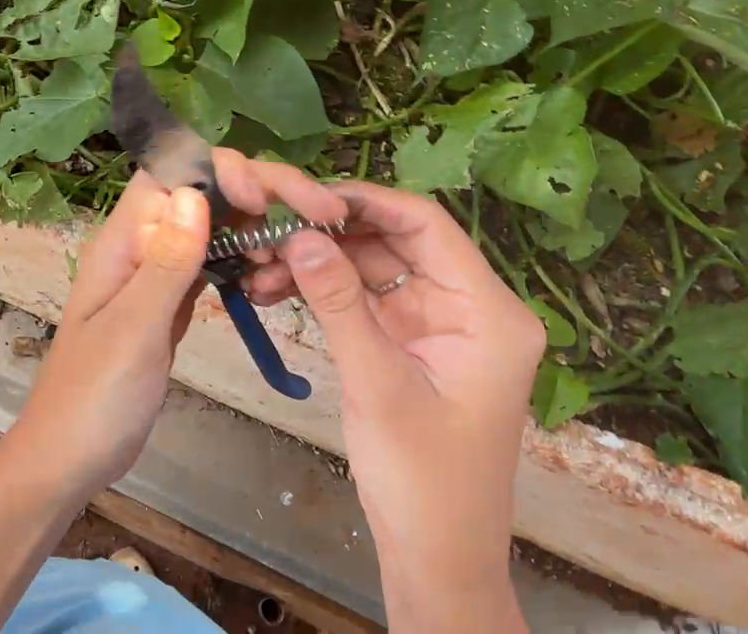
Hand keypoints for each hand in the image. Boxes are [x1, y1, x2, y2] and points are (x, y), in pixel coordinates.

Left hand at [3, 151, 345, 500]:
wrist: (70, 455)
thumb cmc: (93, 397)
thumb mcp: (134, 330)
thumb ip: (165, 262)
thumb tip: (194, 193)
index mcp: (121, 242)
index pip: (170, 174)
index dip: (218, 170)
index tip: (263, 198)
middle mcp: (139, 247)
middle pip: (199, 193)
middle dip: (256, 191)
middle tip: (318, 213)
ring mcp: (156, 274)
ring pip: (211, 226)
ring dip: (255, 225)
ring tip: (298, 249)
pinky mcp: (171, 302)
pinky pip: (211, 263)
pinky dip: (243, 260)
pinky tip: (272, 275)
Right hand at [239, 173, 542, 630]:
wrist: (435, 553)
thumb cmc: (423, 476)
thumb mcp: (377, 383)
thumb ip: (338, 303)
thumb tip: (297, 235)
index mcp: (488, 312)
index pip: (426, 225)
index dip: (365, 201)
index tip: (302, 195)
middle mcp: (467, 306)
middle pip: (393, 241)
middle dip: (328, 233)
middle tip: (267, 228)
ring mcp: (435, 323)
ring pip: (371, 266)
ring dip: (317, 262)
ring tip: (258, 264)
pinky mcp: (408, 341)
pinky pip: (361, 298)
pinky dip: (321, 291)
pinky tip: (274, 289)